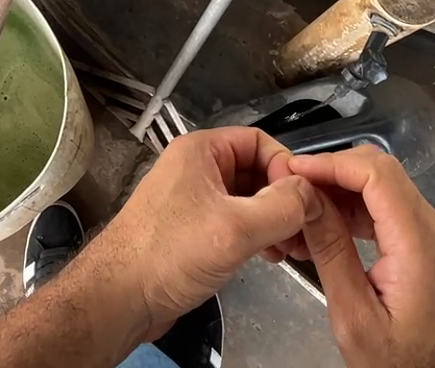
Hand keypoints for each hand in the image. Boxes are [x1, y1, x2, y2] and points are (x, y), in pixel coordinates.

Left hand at [78, 127, 322, 340]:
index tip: (305, 201)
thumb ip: (280, 207)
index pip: (258, 140)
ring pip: (248, 198)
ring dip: (273, 220)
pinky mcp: (194, 227)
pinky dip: (257, 234)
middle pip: (255, 170)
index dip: (285, 167)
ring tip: (291, 249)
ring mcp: (194, 198)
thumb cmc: (171, 251)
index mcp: (201, 150)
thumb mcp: (236, 227)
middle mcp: (198, 167)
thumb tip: (312, 194)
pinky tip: (269, 256)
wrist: (122, 294)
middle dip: (284, 199)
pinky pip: (236, 220)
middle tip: (305, 232)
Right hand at [284, 147, 434, 367]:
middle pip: (381, 170)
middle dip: (333, 170)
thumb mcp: (355, 319)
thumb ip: (330, 251)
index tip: (292, 173)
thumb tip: (304, 195)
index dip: (331, 162)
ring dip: (341, 187)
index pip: (376, 173)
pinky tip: (328, 225)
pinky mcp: (430, 249)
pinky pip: (389, 207)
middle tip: (293, 189)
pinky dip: (355, 205)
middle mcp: (434, 232)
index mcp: (420, 247)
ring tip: (304, 209)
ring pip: (384, 185)